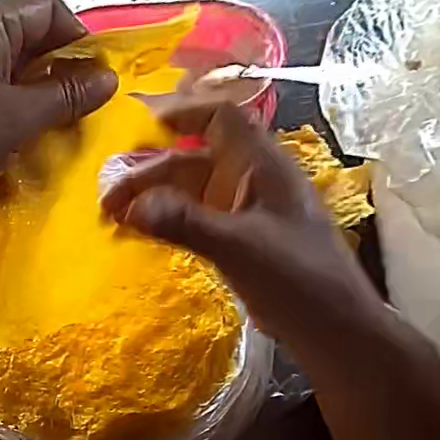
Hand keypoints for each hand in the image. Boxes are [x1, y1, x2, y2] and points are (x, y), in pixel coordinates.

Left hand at [0, 0, 117, 241]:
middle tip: (80, 109)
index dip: (78, 38)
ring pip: (7, 72)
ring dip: (33, 98)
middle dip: (57, 71)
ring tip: (53, 129)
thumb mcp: (16, 118)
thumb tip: (108, 79)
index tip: (98, 79)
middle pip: (26, 38)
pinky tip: (19, 141)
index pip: (46, 7)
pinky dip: (7, 113)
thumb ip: (65, 94)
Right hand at [98, 95, 387, 362]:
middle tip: (107, 197)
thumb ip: (185, 223)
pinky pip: (189, 216)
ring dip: (150, 197)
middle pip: (190, 159)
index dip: (182, 113)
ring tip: (113, 215)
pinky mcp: (233, 237)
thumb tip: (131, 207)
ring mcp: (241, 210)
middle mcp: (250, 181)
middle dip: (147, 171)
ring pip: (187, 190)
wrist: (332, 326)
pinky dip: (161, 218)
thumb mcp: (239, 247)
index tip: (138, 124)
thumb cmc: (297, 278)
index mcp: (263, 167)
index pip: (221, 119)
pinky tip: (137, 230)